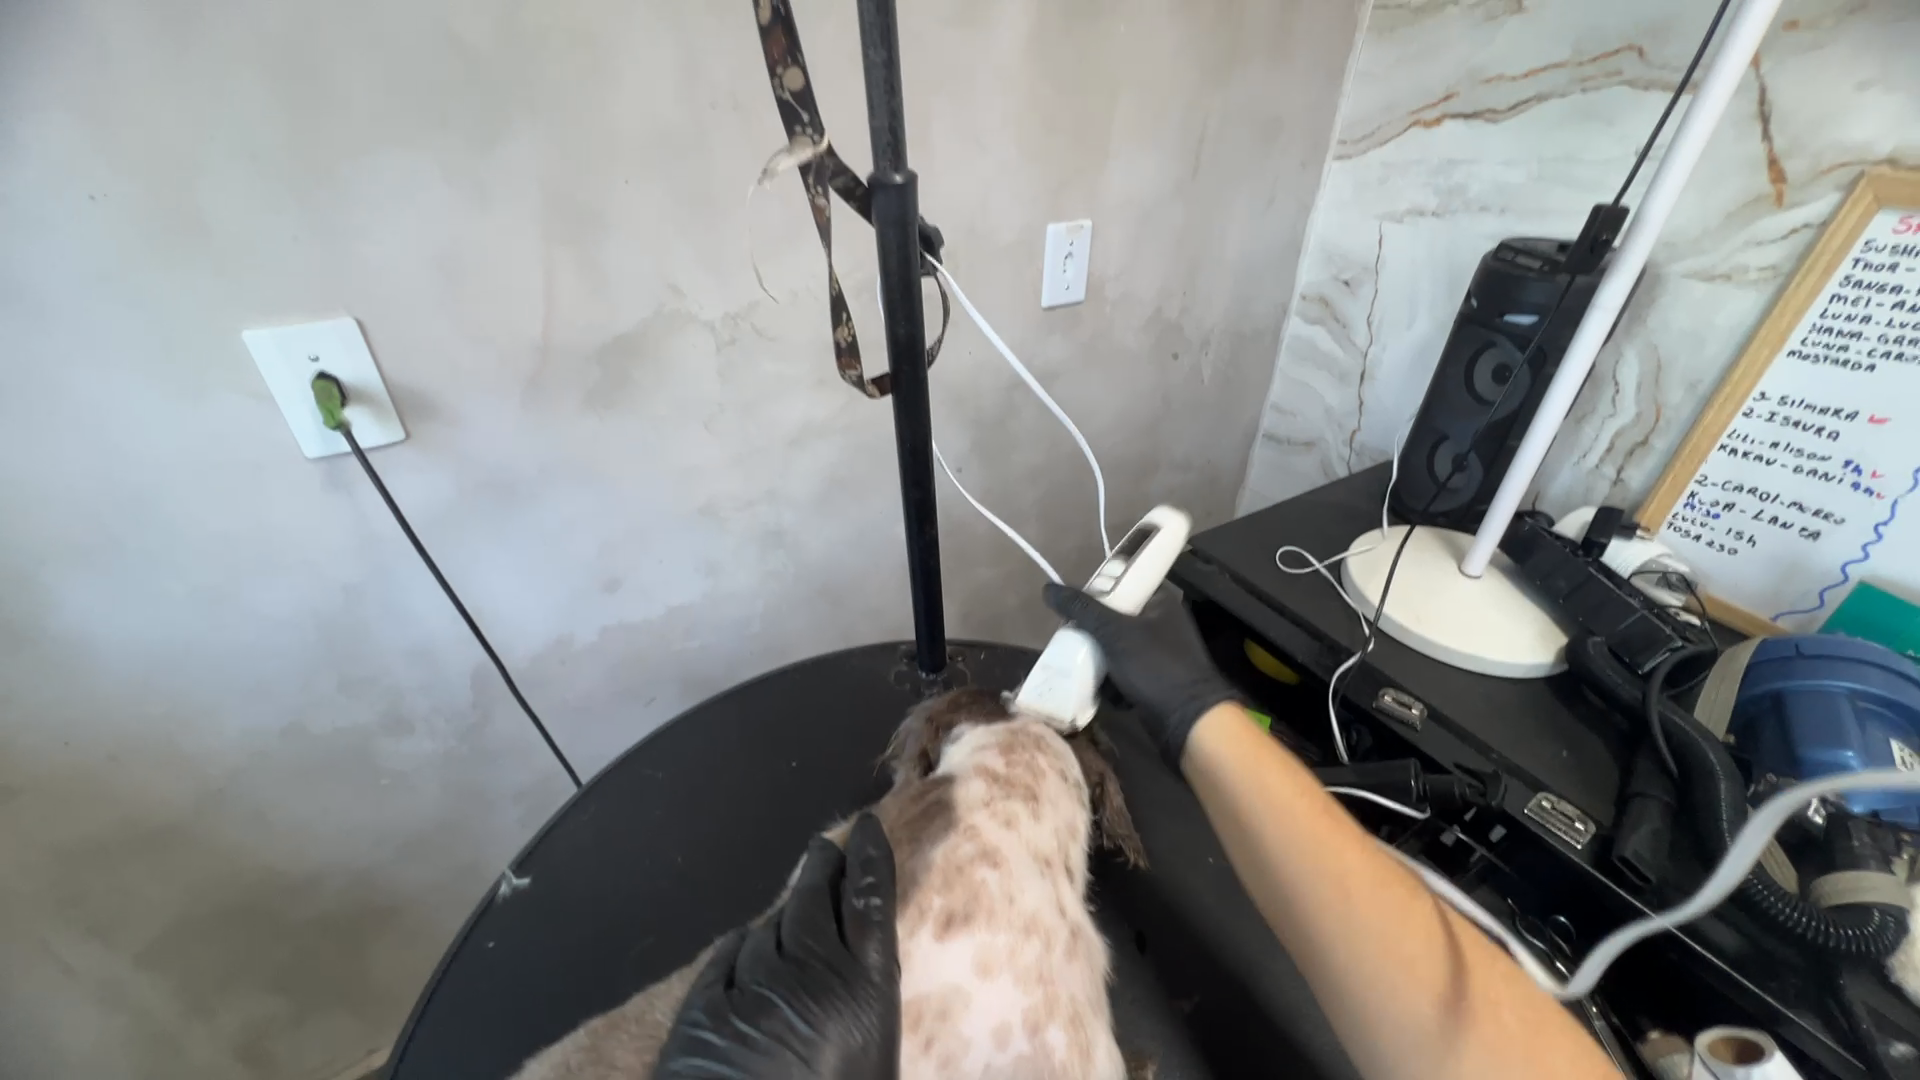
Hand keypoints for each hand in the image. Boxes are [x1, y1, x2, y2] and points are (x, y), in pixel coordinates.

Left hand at [654, 814, 899, 1079]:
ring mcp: (755, 988)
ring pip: (768, 926)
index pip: (871, 898)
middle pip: (816, 898)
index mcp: (864, 991)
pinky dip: (736, 950)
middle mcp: (813, 974)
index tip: (866, 826)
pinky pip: (725, 958)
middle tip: (822, 849)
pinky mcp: (705, 1010)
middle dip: (821, 867)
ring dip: (779, 917)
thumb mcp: (868, 1057)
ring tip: (788, 911)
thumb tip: (848, 957)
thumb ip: (859, 999)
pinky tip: (741, 949)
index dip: (869, 855)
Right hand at [1044, 583, 1240, 767]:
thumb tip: (1048, 588)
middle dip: (1090, 632)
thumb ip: (1082, 609)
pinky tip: (1098, 689)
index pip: (1120, 583)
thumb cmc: (1155, 666)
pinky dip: (1110, 679)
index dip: (1095, 592)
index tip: (1073, 608)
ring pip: (1114, 646)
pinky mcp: (1153, 678)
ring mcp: (1157, 652)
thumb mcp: (1114, 632)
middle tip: (1070, 639)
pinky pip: (1122, 671)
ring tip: (1078, 665)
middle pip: (1112, 617)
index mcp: (1158, 601)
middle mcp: (1159, 622)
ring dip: (1097, 658)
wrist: (1188, 720)